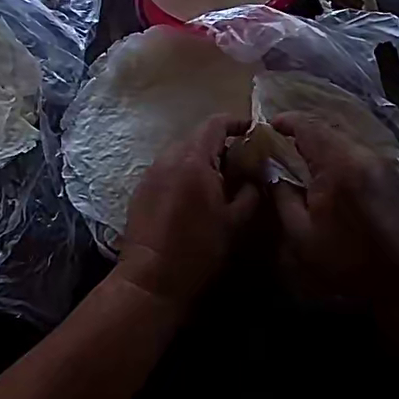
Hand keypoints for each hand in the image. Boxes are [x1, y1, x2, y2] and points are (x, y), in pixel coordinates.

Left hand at [114, 115, 259, 307]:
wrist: (151, 276)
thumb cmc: (198, 248)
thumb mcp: (235, 221)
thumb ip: (250, 191)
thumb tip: (257, 174)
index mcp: (193, 159)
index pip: (215, 123)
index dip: (237, 123)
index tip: (253, 132)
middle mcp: (168, 158)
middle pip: (197, 137)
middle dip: (221, 145)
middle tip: (241, 163)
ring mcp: (151, 172)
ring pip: (181, 153)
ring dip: (201, 159)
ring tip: (219, 181)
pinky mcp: (141, 188)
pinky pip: (167, 169)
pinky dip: (183, 172)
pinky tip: (194, 195)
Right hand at [269, 112, 398, 306]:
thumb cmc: (349, 260)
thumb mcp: (301, 234)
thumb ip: (281, 196)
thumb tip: (269, 172)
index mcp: (339, 164)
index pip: (308, 126)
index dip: (284, 121)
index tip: (265, 127)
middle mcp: (362, 154)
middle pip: (326, 126)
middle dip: (300, 129)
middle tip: (277, 141)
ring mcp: (379, 162)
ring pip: (342, 136)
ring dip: (318, 139)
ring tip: (297, 153)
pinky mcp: (388, 173)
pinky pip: (355, 148)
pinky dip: (334, 149)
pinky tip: (323, 168)